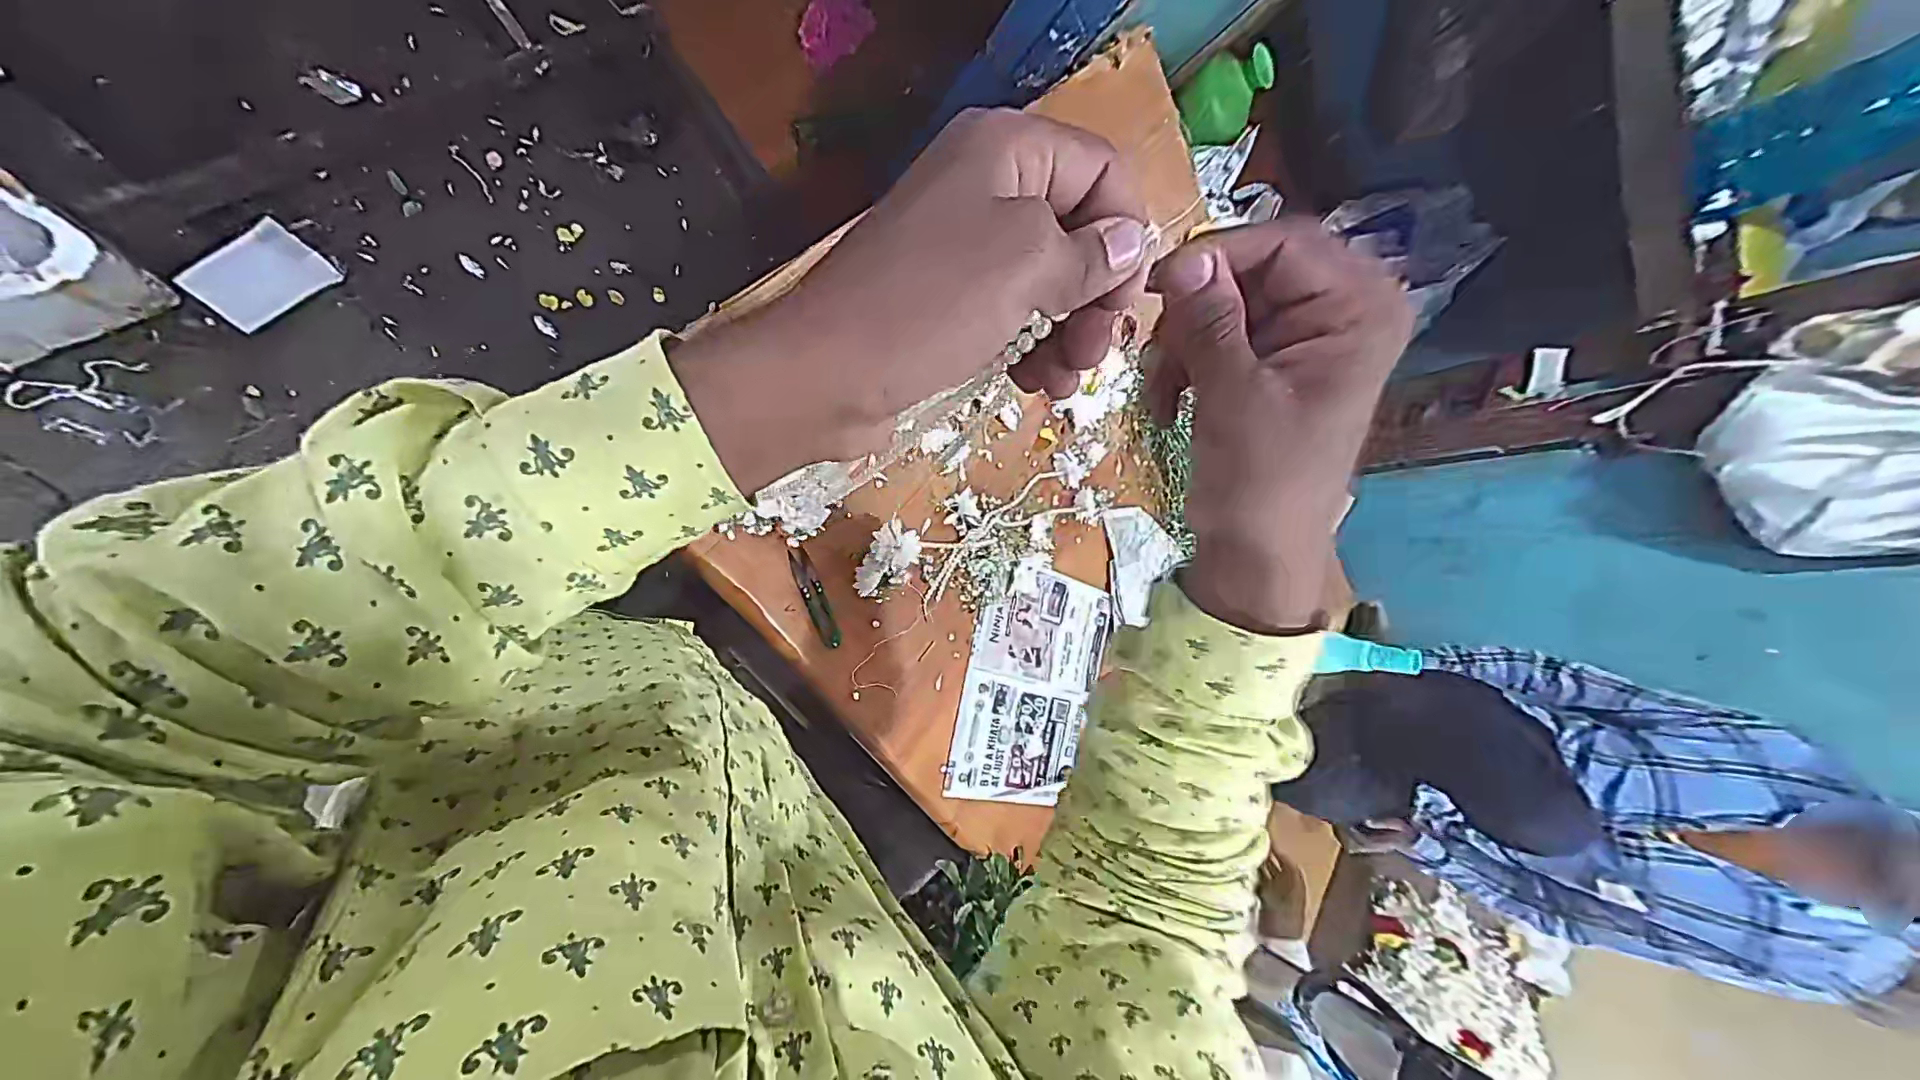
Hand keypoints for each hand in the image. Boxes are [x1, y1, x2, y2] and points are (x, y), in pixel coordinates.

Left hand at [673, 108, 1150, 491]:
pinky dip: (1034, 347)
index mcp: (1006, 150)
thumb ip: (1089, 253)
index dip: (1128, 234)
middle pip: (1079, 233)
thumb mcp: (1024, 266)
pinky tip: (1036, 382)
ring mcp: (965, 249)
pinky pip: (1014, 314)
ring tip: (1065, 380)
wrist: (828, 374)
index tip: (1127, 301)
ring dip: (1070, 334)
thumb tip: (1130, 245)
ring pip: (1050, 283)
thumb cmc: (927, 306)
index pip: (1103, 171)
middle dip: (1097, 297)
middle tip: (1097, 352)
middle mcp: (987, 189)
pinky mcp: (951, 302)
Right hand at [1151, 219, 1412, 632]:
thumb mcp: (1232, 395)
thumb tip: (1180, 259)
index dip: (1217, 254)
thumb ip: (1210, 321)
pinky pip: (1218, 339)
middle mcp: (1339, 313)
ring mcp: (1302, 341)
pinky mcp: (1270, 367)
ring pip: (1224, 306)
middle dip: (1195, 311)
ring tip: (1163, 392)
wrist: (1257, 553)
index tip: (1157, 284)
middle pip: (1251, 272)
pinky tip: (1170, 401)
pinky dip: (1186, 364)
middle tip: (1158, 350)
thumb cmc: (1260, 481)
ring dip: (1182, 344)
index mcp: (1359, 309)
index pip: (1284, 243)